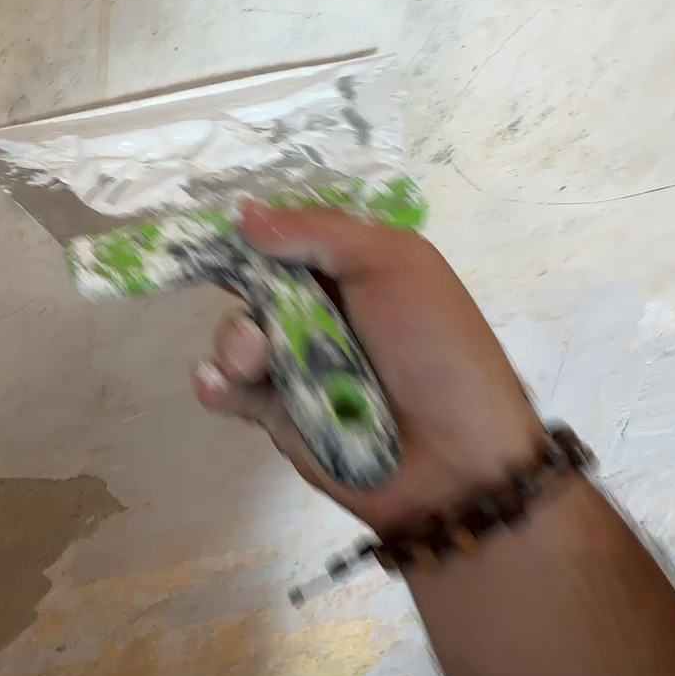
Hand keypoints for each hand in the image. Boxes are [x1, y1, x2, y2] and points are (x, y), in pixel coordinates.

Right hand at [193, 201, 545, 533]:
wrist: (458, 463)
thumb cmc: (434, 347)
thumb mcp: (393, 264)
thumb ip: (318, 232)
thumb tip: (243, 212)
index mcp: (348, 270)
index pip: (286, 238)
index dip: (250, 233)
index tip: (218, 230)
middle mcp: (316, 311)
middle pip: (249, 284)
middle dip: (238, 287)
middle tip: (250, 299)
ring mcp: (293, 362)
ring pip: (235, 336)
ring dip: (235, 342)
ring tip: (254, 360)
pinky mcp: (276, 412)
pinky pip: (228, 389)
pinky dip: (216, 383)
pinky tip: (219, 384)